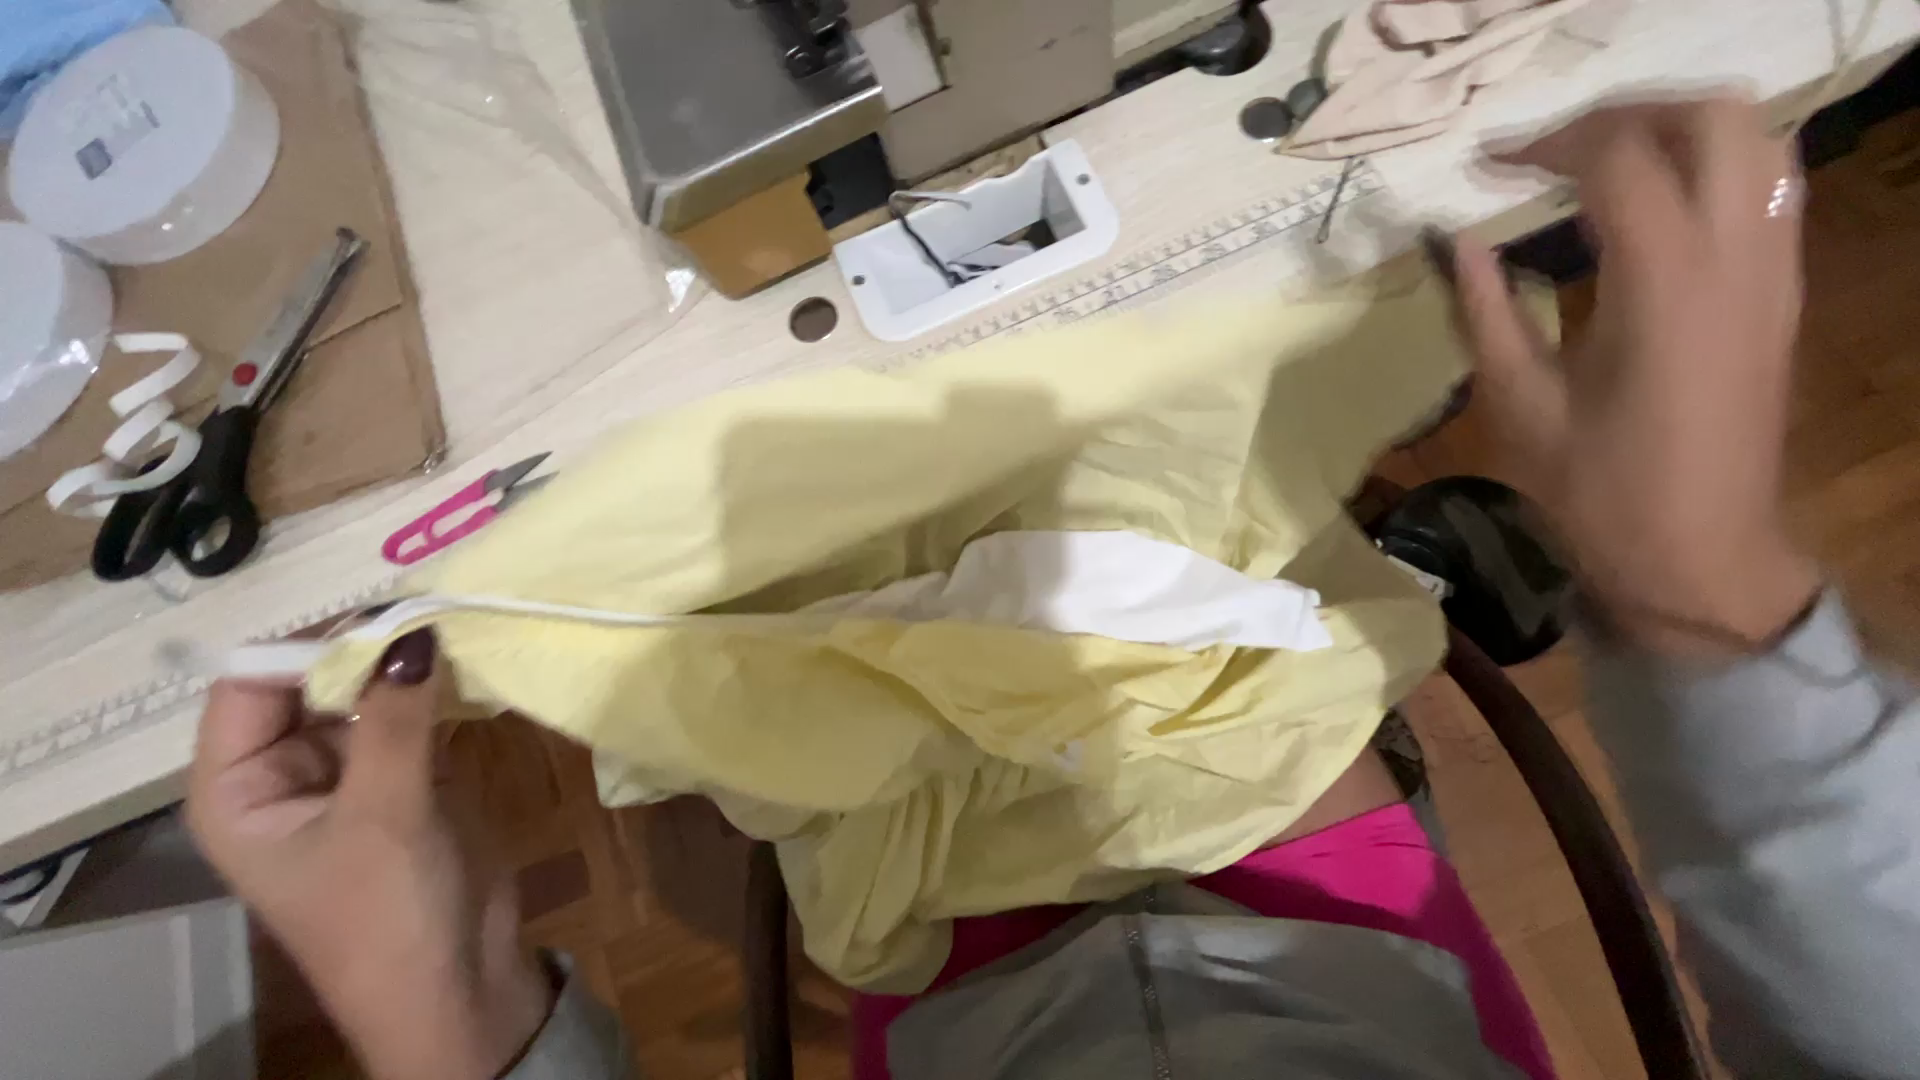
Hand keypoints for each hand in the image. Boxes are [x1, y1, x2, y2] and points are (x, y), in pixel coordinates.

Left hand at [186, 629, 552, 1079]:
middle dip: (370, 646)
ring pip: (372, 694)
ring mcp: (354, 772)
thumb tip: (414, 629)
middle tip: (437, 606)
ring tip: (464, 622)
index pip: (251, 687)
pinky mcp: (411, 776)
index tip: (386, 612)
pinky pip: (417, 715)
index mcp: (241, 788)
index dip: (309, 644)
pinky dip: (444, 688)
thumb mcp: (384, 814)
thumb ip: (394, 720)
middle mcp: (289, 772)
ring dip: (413, 663)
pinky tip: (479, 661)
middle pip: (315, 682)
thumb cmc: (389, 912)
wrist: (458, 978)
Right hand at [1439, 95, 1820, 652]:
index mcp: (1663, 285)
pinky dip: (1703, 167)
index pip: (1618, 161)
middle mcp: (1737, 256)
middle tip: (1544, 152)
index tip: (1483, 168)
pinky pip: (1763, 187)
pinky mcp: (1778, 290)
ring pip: (1754, 140)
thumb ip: (1486, 308)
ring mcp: (1772, 269)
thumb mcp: (1518, 401)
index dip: (1544, 148)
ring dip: (1671, 130)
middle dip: (1621, 114)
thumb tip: (1457, 241)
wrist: (1694, 549)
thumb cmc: (1592, 487)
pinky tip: (1642, 208)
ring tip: (1590, 165)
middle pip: (1711, 118)